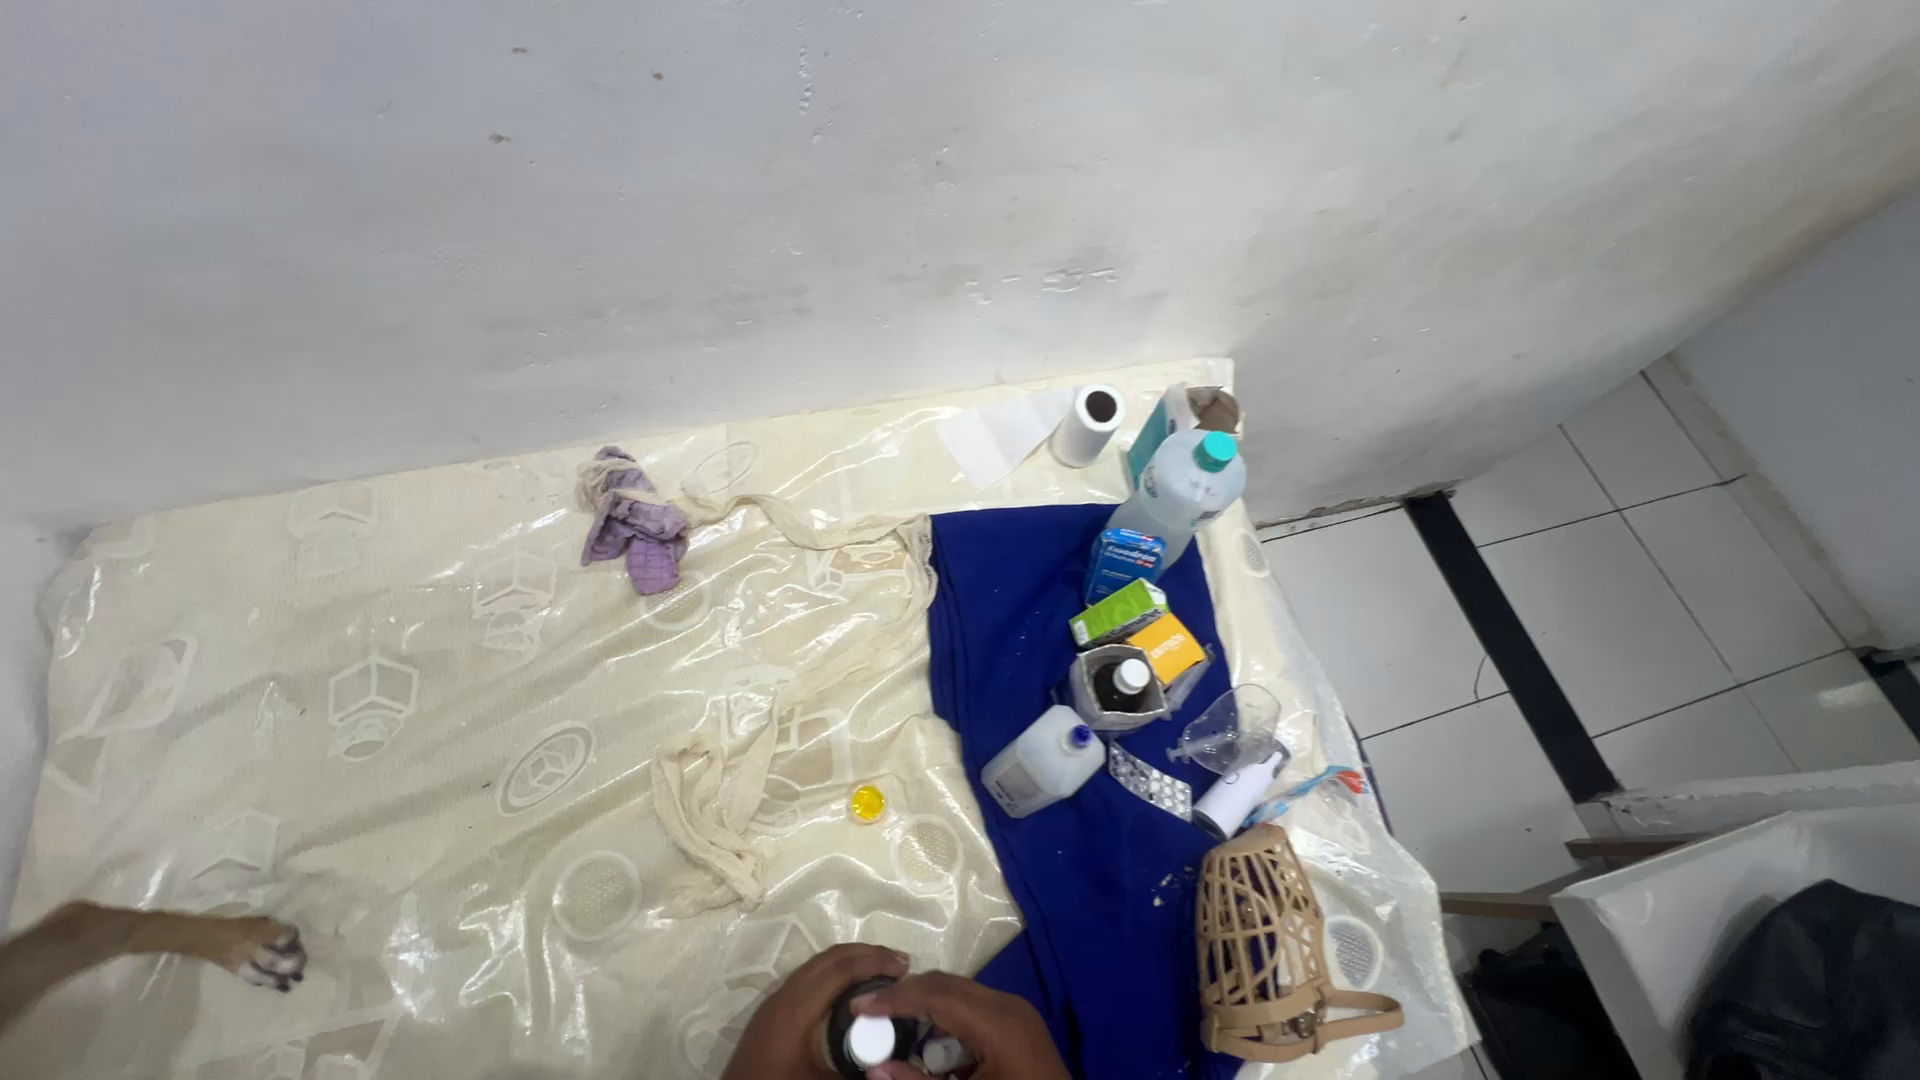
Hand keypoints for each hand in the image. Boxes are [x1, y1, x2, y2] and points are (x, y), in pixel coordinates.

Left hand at [720, 943, 909, 1079]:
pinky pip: (811, 974)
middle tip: (900, 962)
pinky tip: (852, 985)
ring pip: (820, 962)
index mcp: (796, 1010)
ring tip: (882, 968)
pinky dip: (837, 970)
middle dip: (868, 953)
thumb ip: (855, 1075)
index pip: (841, 969)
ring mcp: (777, 999)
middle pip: (831, 957)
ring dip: (852, 959)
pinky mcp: (774, 1008)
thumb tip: (891, 1068)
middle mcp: (785, 995)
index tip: (903, 967)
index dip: (874, 962)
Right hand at [852, 972, 1070, 1079]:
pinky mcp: (1019, 1021)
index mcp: (998, 1023)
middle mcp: (1008, 1005)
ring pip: (960, 992)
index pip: (936, 995)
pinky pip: (975, 1007)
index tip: (860, 1004)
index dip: (895, 998)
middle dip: (907, 996)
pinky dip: (949, 1020)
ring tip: (895, 1025)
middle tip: (870, 1010)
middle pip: (946, 985)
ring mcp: (1017, 1010)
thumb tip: (874, 1070)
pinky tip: (933, 1046)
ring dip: (927, 1007)